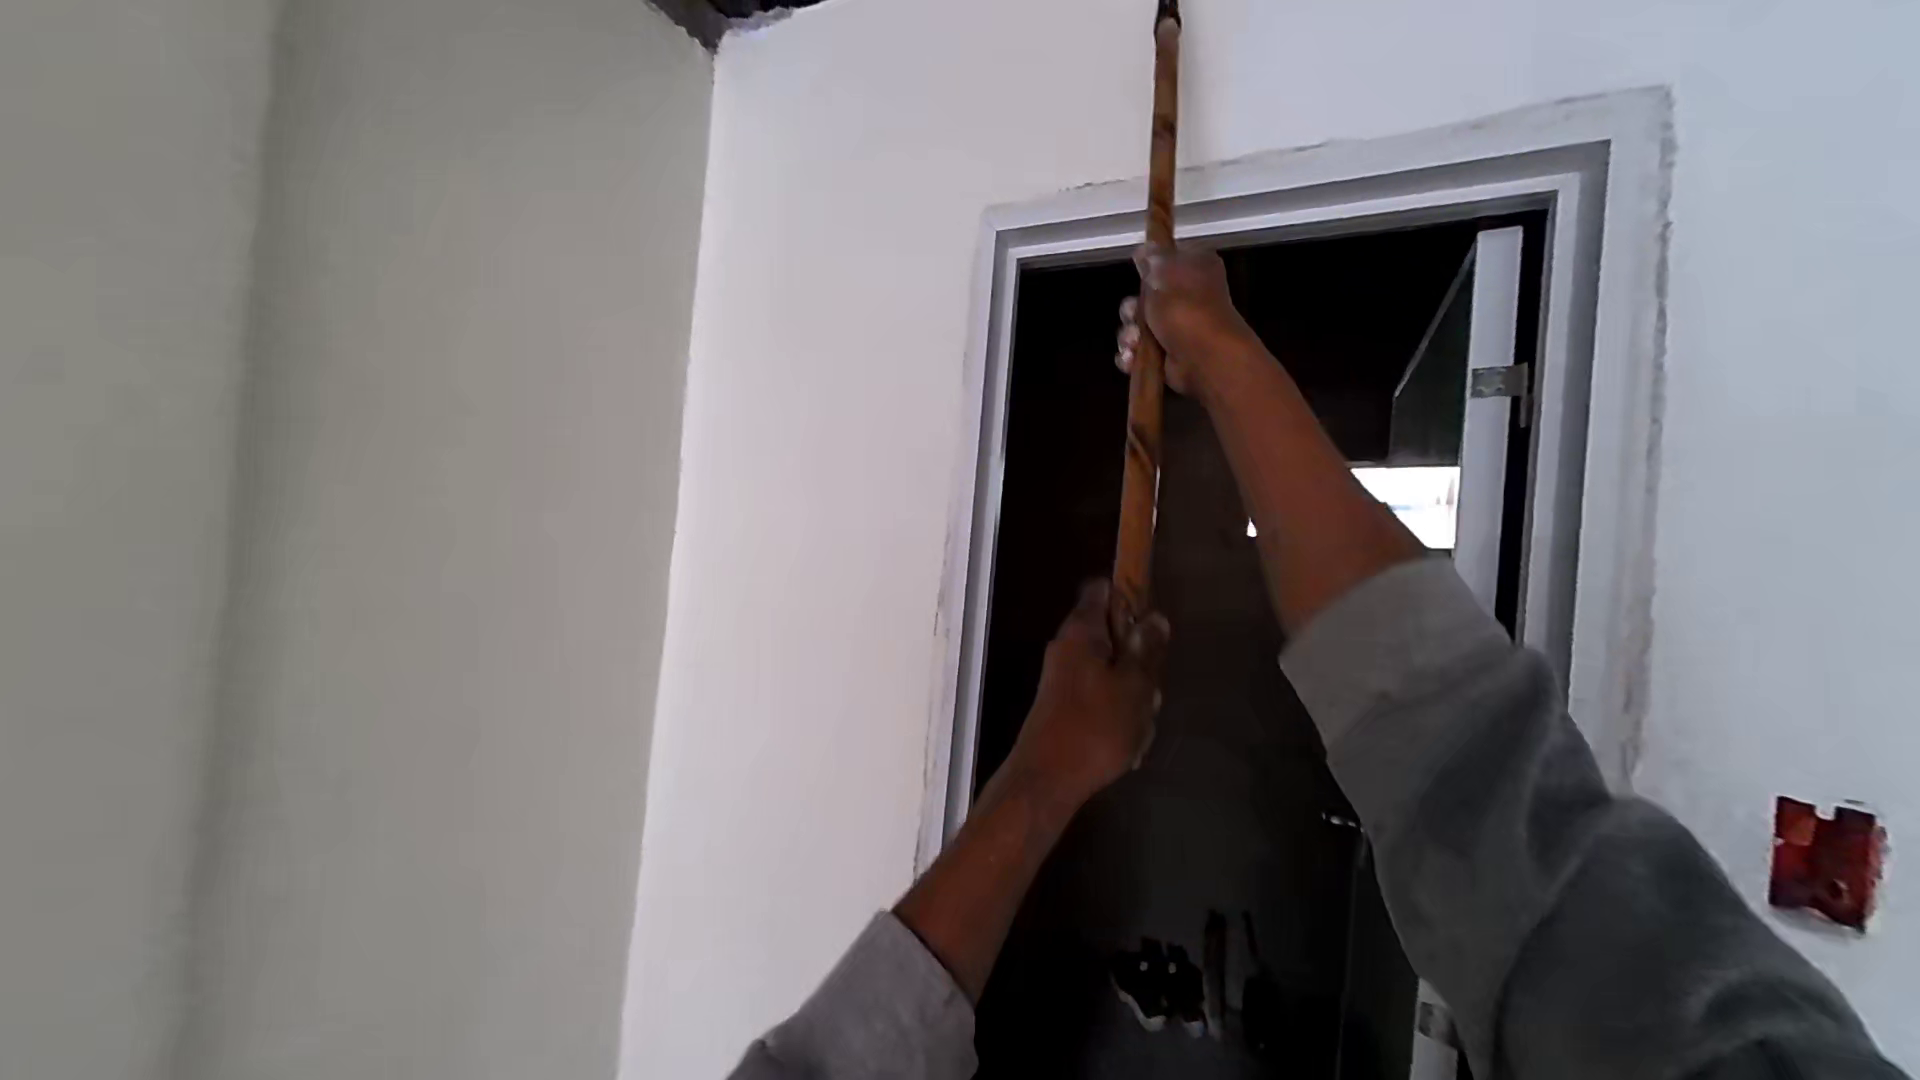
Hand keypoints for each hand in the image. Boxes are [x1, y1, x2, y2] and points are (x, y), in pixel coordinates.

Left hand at [1004, 581, 1170, 808]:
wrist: (1047, 779)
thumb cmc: (1095, 726)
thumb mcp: (1134, 686)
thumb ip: (1146, 649)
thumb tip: (1155, 617)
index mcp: (1080, 631)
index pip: (1102, 590)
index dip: (1130, 595)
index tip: (1153, 620)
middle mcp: (1067, 648)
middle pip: (1114, 636)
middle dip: (1139, 660)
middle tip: (1149, 691)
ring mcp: (1064, 678)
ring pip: (1113, 673)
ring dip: (1133, 696)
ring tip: (1139, 726)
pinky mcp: (1066, 706)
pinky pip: (1102, 700)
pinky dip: (1118, 717)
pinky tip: (1128, 746)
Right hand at [1115, 242, 1257, 396]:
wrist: (1202, 356)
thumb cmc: (1186, 308)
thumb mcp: (1165, 271)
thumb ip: (1152, 258)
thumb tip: (1143, 248)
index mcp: (1193, 269)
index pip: (1166, 259)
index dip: (1149, 265)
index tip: (1138, 270)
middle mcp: (1184, 296)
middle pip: (1143, 297)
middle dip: (1131, 309)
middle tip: (1135, 314)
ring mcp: (1173, 328)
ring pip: (1136, 327)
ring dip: (1129, 335)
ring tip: (1135, 343)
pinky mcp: (1164, 354)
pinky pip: (1136, 352)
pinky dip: (1130, 356)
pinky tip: (1132, 357)